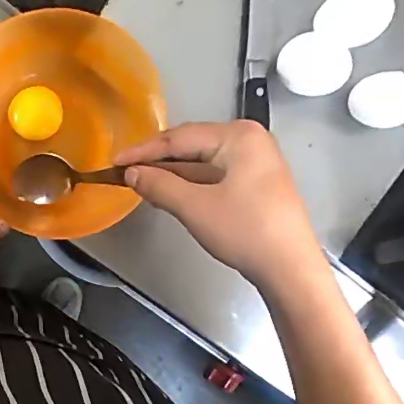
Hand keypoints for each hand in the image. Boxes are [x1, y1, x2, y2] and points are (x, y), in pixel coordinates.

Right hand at [114, 120, 324, 290]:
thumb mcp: (195, 207)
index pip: (179, 138)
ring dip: (172, 176)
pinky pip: (214, 178)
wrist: (288, 266)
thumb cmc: (245, 231)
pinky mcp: (255, 185)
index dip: (143, 151)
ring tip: (142, 186)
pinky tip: (170, 195)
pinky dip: (190, 186)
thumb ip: (160, 186)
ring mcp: (255, 163)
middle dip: (158, 162)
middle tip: (126, 174)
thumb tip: (132, 173)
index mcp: (237, 136)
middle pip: (192, 147)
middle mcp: (249, 141)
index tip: (115, 162)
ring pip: (202, 164)